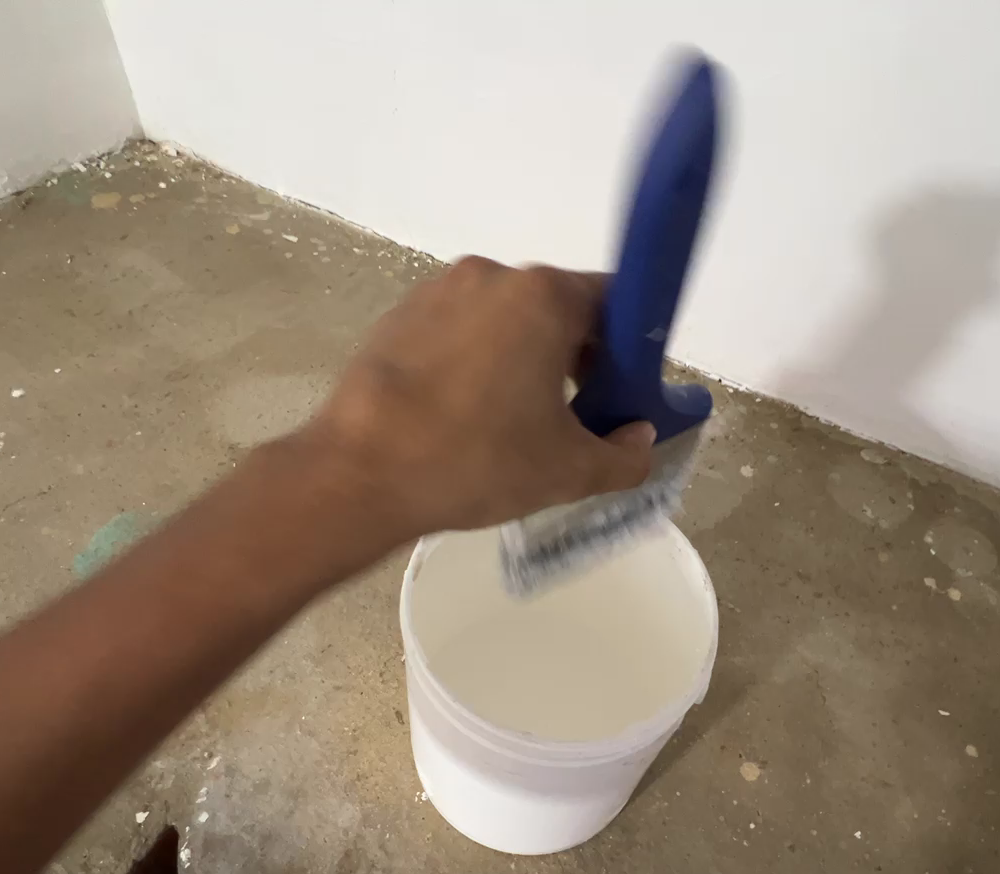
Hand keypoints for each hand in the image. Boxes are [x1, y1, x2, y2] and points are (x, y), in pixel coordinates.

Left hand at [305, 256, 655, 536]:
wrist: (359, 472)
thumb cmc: (477, 461)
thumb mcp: (569, 472)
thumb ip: (627, 457)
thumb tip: (639, 438)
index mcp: (544, 296)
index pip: (614, 304)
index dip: (627, 352)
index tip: (617, 396)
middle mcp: (492, 274)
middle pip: (557, 309)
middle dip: (574, 358)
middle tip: (567, 418)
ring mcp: (436, 292)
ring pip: (503, 321)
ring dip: (521, 360)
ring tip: (506, 423)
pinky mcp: (396, 317)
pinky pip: (457, 332)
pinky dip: (472, 362)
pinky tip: (459, 415)